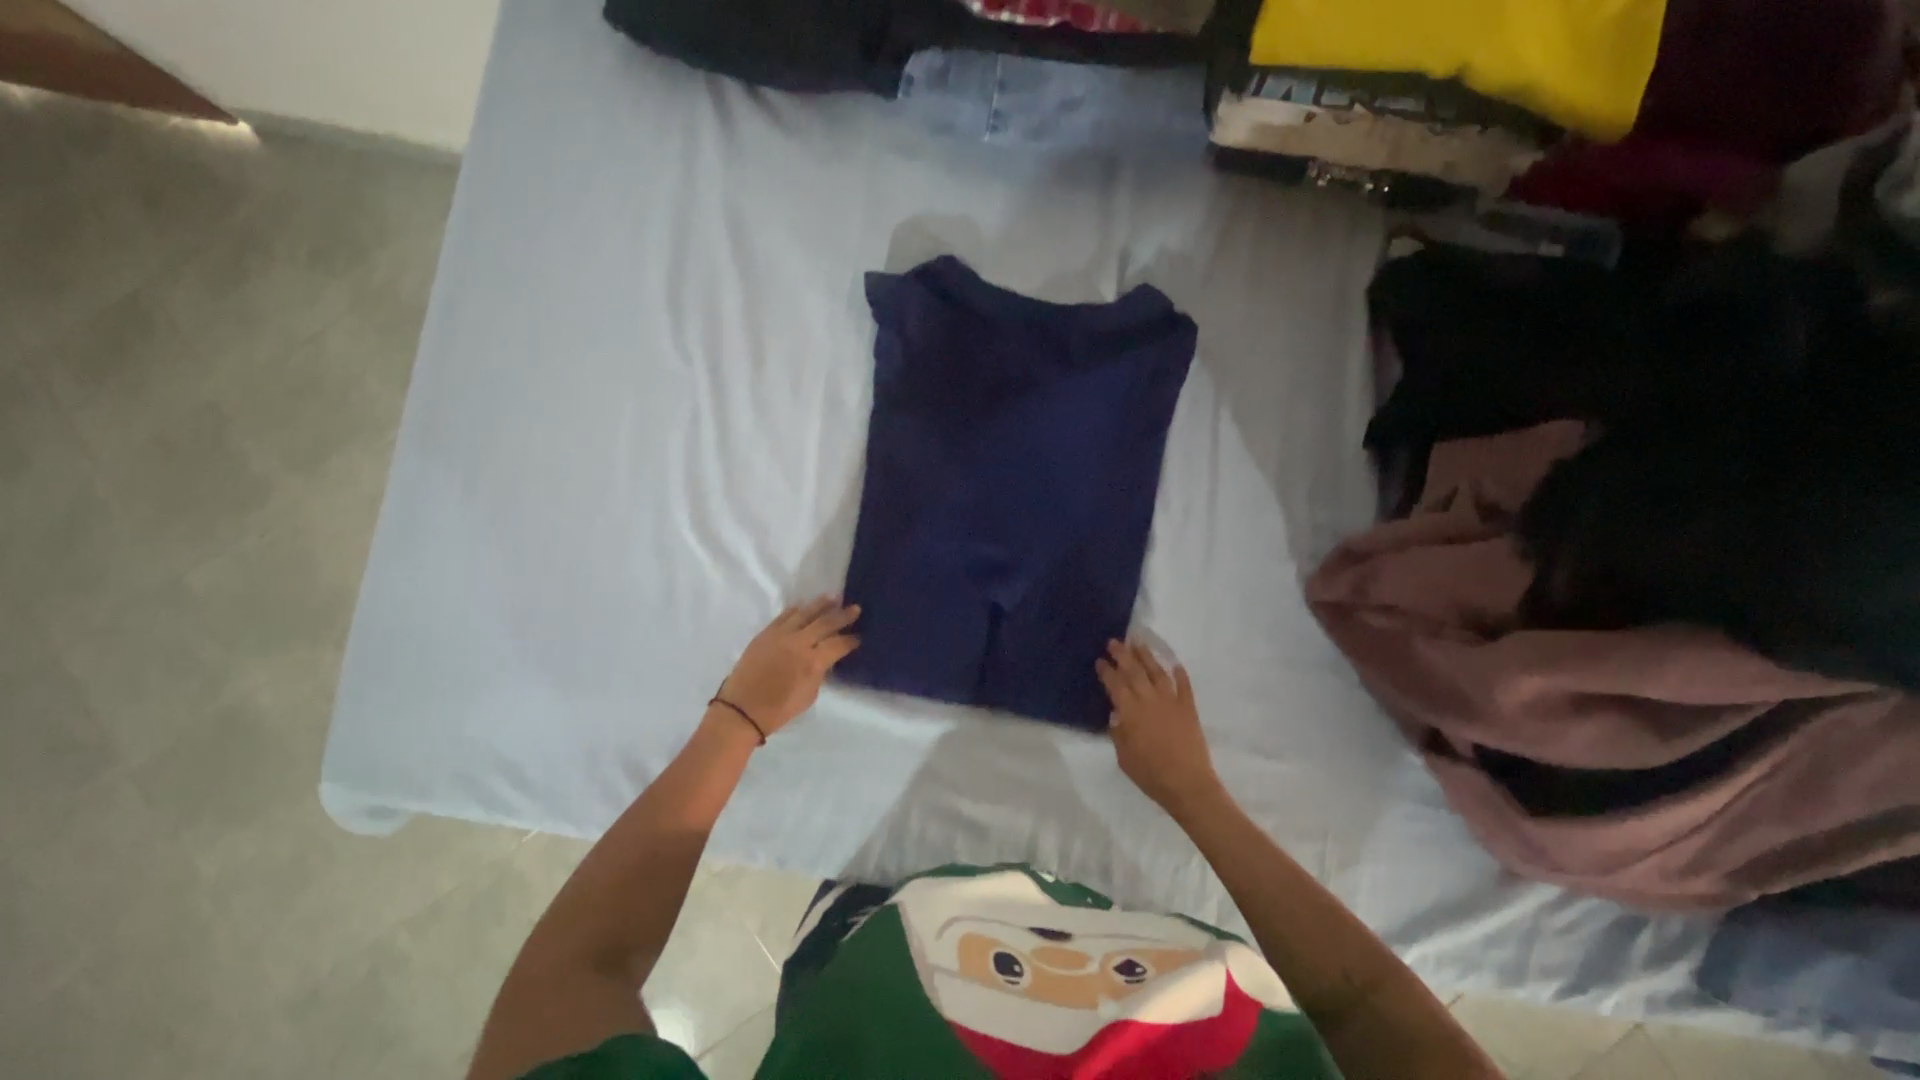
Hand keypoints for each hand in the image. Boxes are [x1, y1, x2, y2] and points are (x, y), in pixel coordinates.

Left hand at [717, 597, 860, 736]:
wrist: (743, 709)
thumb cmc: (779, 709)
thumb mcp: (810, 694)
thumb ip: (819, 672)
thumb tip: (824, 658)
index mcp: (813, 662)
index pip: (839, 644)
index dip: (851, 640)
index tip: (859, 636)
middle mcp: (799, 643)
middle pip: (826, 623)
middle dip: (843, 615)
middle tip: (855, 608)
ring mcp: (781, 635)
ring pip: (805, 613)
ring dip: (821, 605)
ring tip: (833, 598)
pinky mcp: (766, 633)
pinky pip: (785, 616)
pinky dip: (797, 610)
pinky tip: (804, 607)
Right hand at [1096, 640, 1221, 815]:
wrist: (1187, 783)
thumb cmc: (1150, 774)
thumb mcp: (1124, 757)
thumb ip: (1118, 733)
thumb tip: (1117, 717)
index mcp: (1130, 712)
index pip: (1115, 685)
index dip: (1107, 671)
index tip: (1100, 660)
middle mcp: (1150, 700)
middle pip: (1134, 671)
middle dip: (1123, 655)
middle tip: (1114, 641)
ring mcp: (1172, 702)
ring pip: (1157, 672)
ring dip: (1147, 656)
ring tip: (1138, 643)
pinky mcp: (1189, 708)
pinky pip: (1184, 685)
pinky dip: (1179, 673)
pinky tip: (1174, 664)